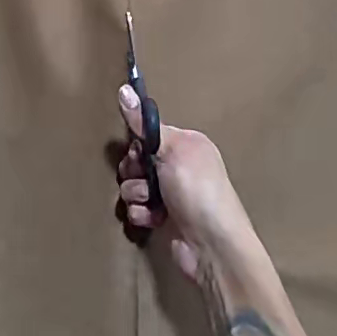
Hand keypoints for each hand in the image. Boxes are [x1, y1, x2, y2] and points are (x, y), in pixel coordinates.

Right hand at [117, 85, 257, 282]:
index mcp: (186, 145)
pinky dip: (141, 214)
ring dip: (136, 195)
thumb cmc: (197, 190)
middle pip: (135, 160)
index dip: (137, 144)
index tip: (138, 152)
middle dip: (133, 171)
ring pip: (132, 186)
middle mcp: (179, 167)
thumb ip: (144, 123)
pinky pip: (136, 209)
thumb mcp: (172, 148)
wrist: (212, 246)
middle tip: (144, 179)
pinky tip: (154, 220)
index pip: (148, 134)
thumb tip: (124, 89)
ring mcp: (171, 194)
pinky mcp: (163, 219)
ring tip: (151, 203)